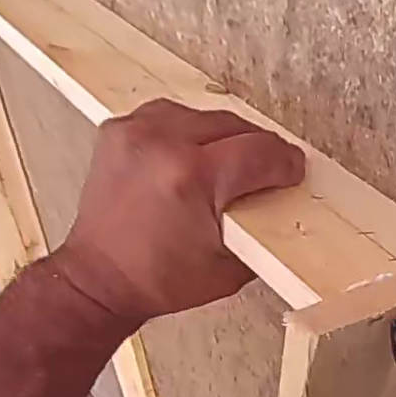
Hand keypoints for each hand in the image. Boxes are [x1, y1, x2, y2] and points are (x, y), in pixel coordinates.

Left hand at [54, 98, 305, 324]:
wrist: (100, 279)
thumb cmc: (159, 280)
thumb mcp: (228, 268)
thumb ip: (259, 228)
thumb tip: (278, 203)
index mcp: (192, 178)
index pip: (257, 152)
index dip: (285, 161)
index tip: (295, 169)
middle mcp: (161, 143)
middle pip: (233, 126)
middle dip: (259, 147)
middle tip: (272, 167)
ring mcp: (135, 132)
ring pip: (203, 115)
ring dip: (226, 135)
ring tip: (236, 159)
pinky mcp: (118, 130)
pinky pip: (170, 115)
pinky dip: (191, 131)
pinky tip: (198, 151)